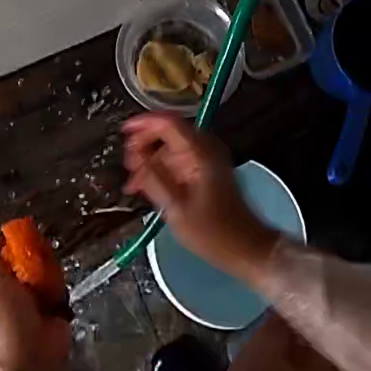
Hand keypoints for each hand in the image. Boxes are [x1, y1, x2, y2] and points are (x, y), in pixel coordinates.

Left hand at [0, 238, 71, 370]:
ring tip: (51, 255)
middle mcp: (14, 298)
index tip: (18, 235)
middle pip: (23, 269)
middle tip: (39, 243)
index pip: (0, 266)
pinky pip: (58, 289)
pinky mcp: (54, 310)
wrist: (36, 359)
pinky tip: (61, 272)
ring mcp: (35, 305)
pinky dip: (60, 282)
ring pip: (41, 277)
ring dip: (47, 268)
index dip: (8, 250)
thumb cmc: (10, 324)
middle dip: (31, 257)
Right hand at [122, 114, 280, 284]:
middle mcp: (207, 150)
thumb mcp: (175, 208)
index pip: (169, 123)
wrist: (245, 247)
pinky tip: (150, 186)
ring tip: (136, 183)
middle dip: (145, 145)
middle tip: (129, 165)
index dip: (144, 123)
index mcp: (201, 154)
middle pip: (169, 132)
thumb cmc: (216, 234)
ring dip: (151, 160)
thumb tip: (135, 156)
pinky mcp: (207, 170)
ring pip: (171, 147)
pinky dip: (163, 168)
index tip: (126, 131)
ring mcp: (208, 159)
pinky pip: (179, 159)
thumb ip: (153, 178)